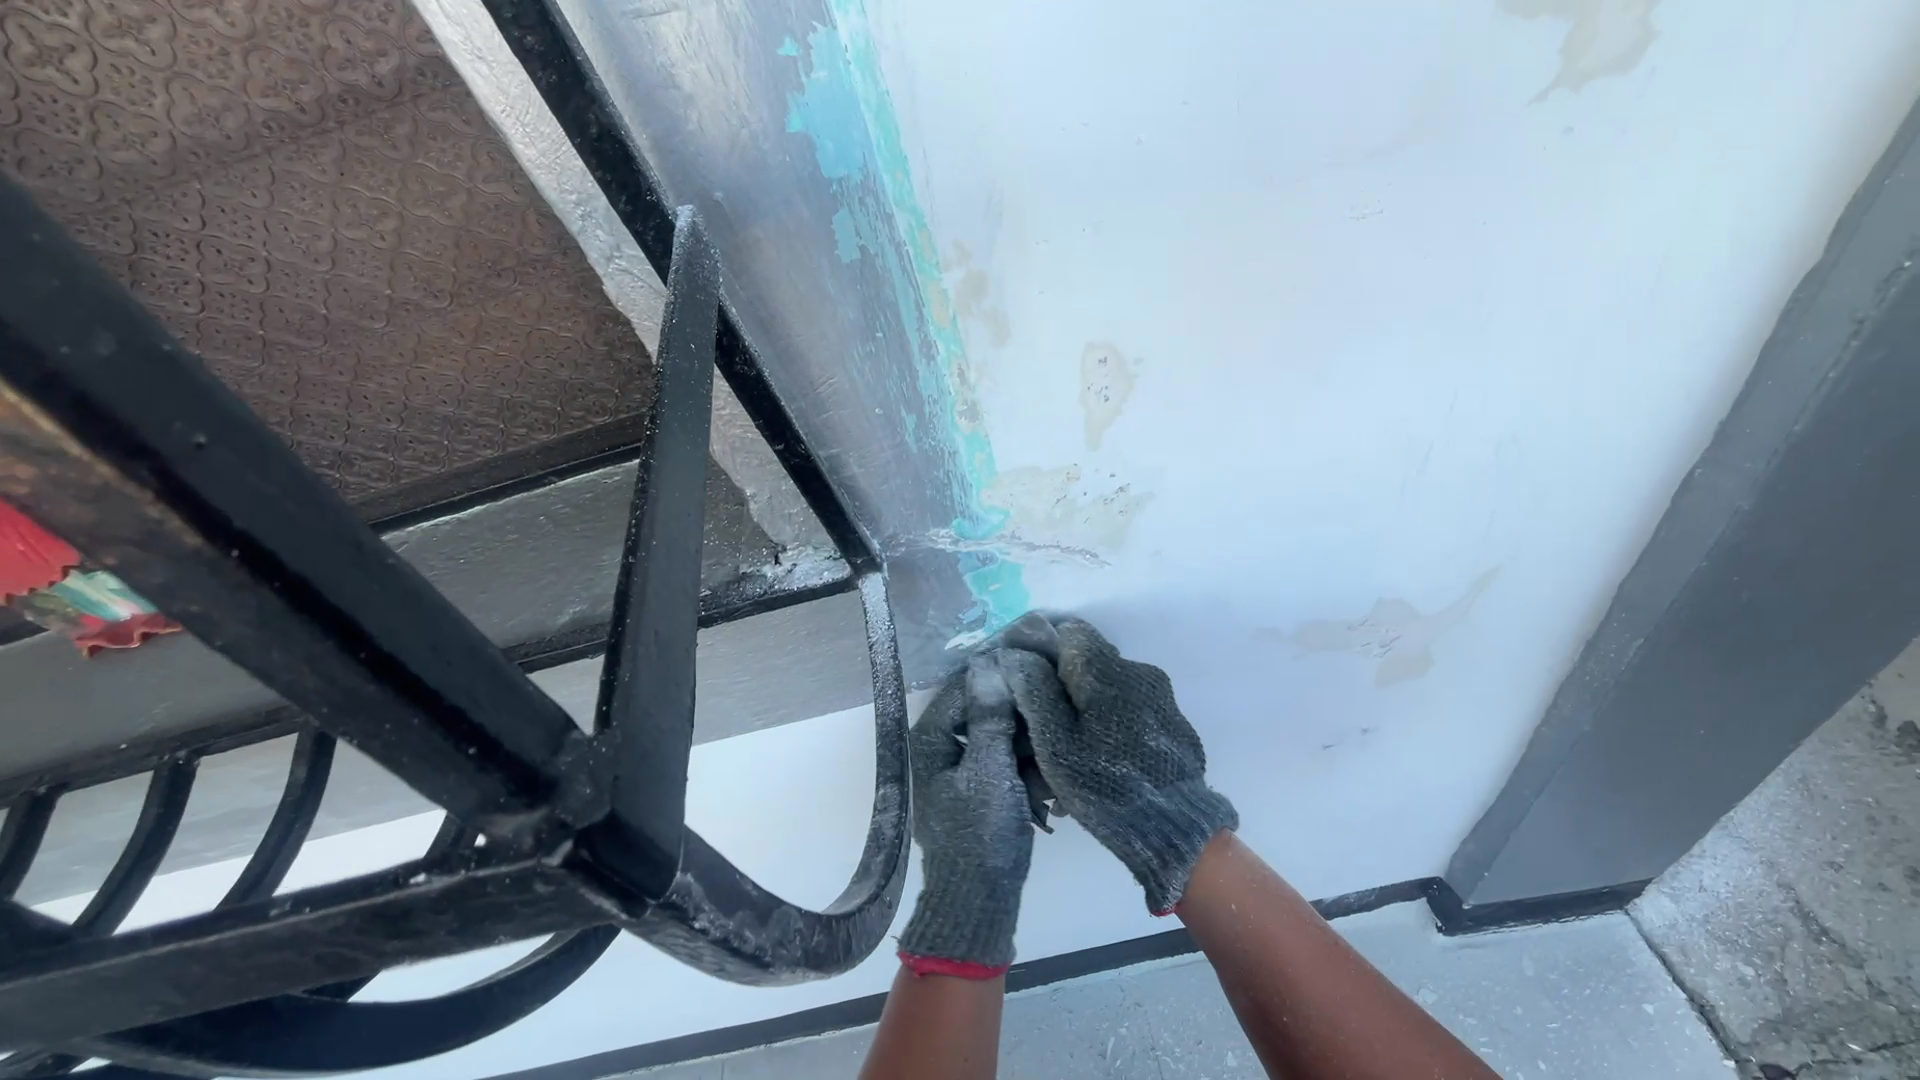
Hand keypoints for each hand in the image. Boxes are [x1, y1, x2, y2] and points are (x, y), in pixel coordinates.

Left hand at [897, 655, 1035, 976]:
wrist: (979, 902)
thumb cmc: (980, 834)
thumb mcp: (990, 771)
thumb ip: (990, 716)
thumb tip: (988, 663)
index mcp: (931, 738)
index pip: (966, 686)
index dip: (1000, 674)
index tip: (1039, 665)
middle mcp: (940, 748)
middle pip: (983, 709)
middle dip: (1018, 712)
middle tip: (1053, 706)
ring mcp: (960, 770)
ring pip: (998, 735)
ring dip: (1026, 740)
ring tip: (1054, 740)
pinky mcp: (979, 789)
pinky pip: (1004, 761)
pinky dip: (1024, 764)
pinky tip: (1048, 772)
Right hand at [1000, 616, 1237, 914]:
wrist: (1173, 825)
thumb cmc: (1104, 781)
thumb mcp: (1054, 740)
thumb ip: (1033, 689)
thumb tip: (1016, 654)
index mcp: (1106, 669)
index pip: (1069, 632)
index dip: (1043, 652)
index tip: (1026, 683)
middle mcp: (1137, 671)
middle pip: (1089, 662)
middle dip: (1063, 686)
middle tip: (1043, 725)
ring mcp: (1160, 698)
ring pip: (1109, 689)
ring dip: (1087, 709)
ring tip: (1071, 752)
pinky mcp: (1172, 724)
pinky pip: (1130, 711)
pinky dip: (1110, 726)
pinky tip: (1101, 760)